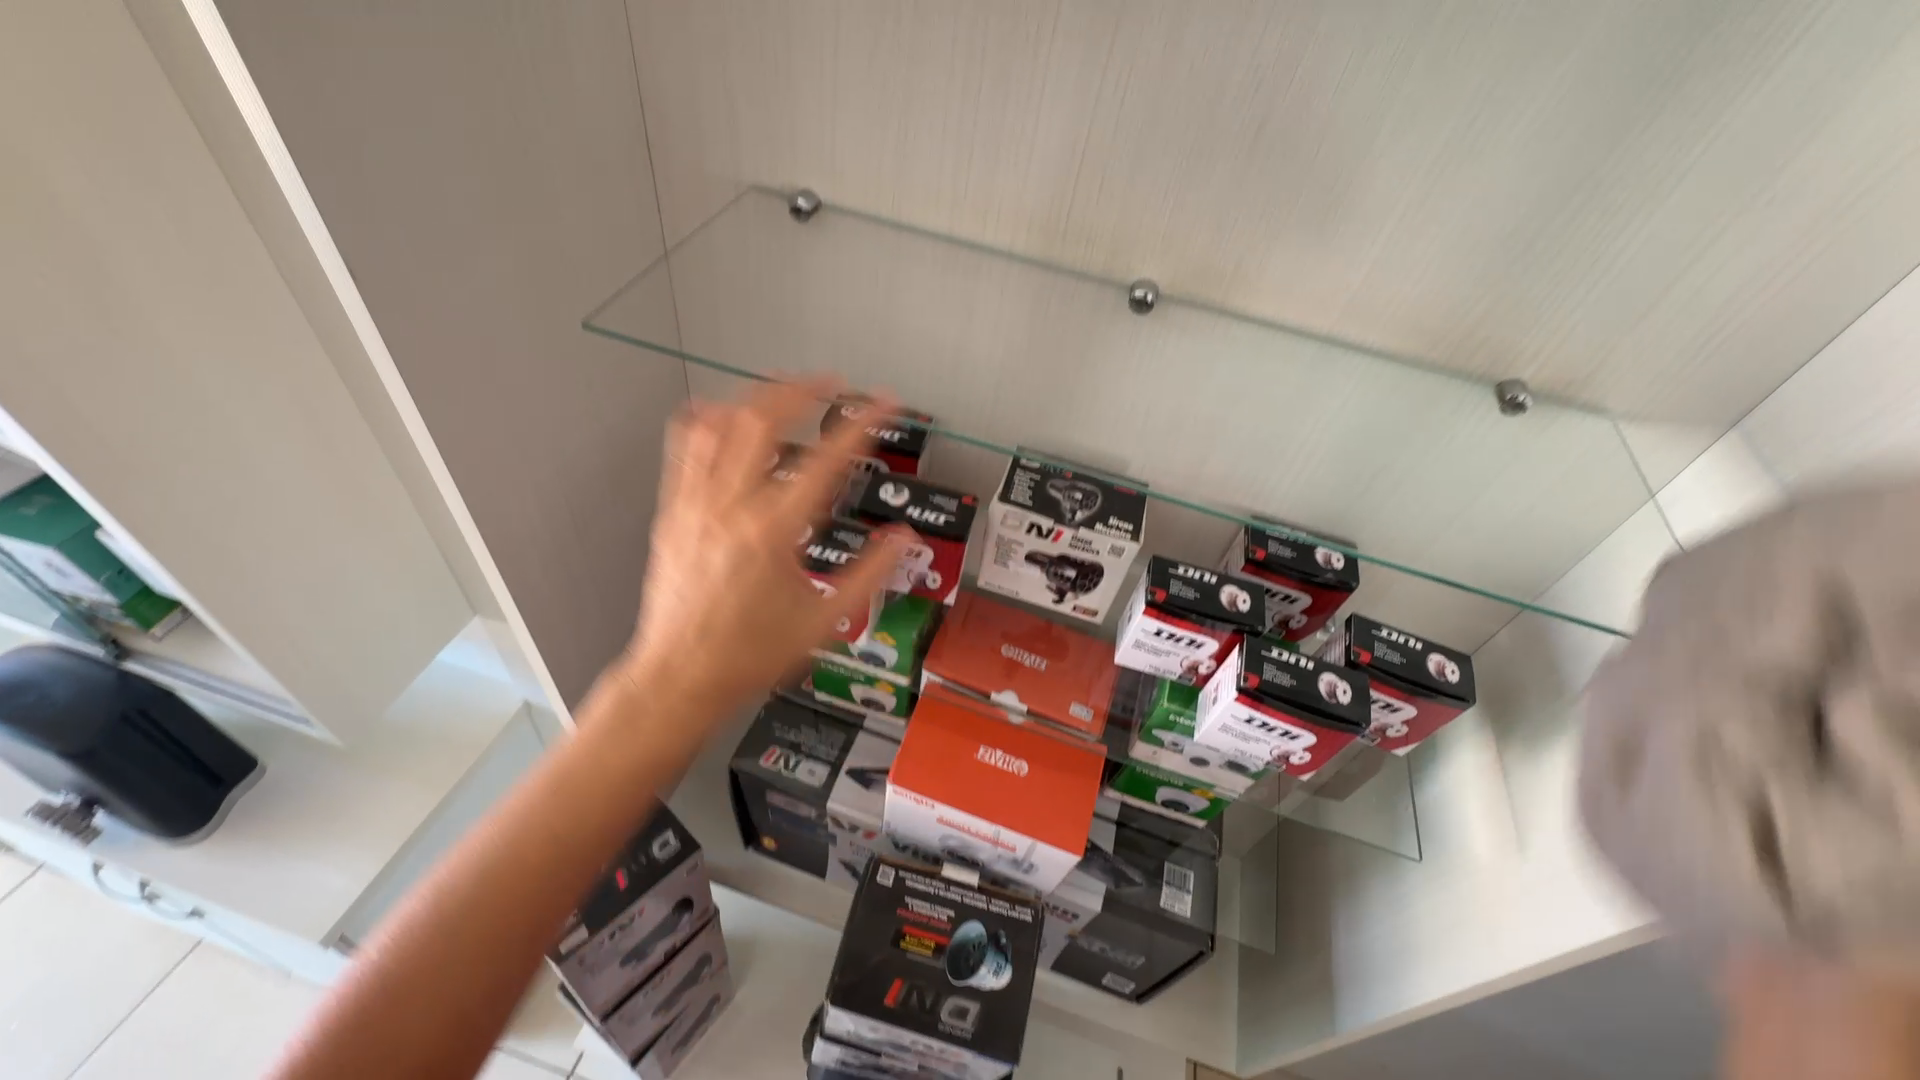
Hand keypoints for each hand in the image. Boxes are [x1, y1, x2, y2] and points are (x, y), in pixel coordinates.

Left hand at [616, 377, 911, 720]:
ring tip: (783, 387)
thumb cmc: (749, 655)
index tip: (883, 404)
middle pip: (765, 421)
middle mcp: (732, 507)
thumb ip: (869, 575)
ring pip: (722, 425)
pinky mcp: (672, 513)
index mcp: (774, 532)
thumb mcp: (823, 622)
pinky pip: (683, 450)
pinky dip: (704, 422)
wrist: (680, 677)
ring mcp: (695, 505)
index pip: (827, 460)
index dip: (861, 424)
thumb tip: (903, 539)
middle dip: (802, 390)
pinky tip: (718, 411)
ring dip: (756, 397)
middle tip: (830, 383)